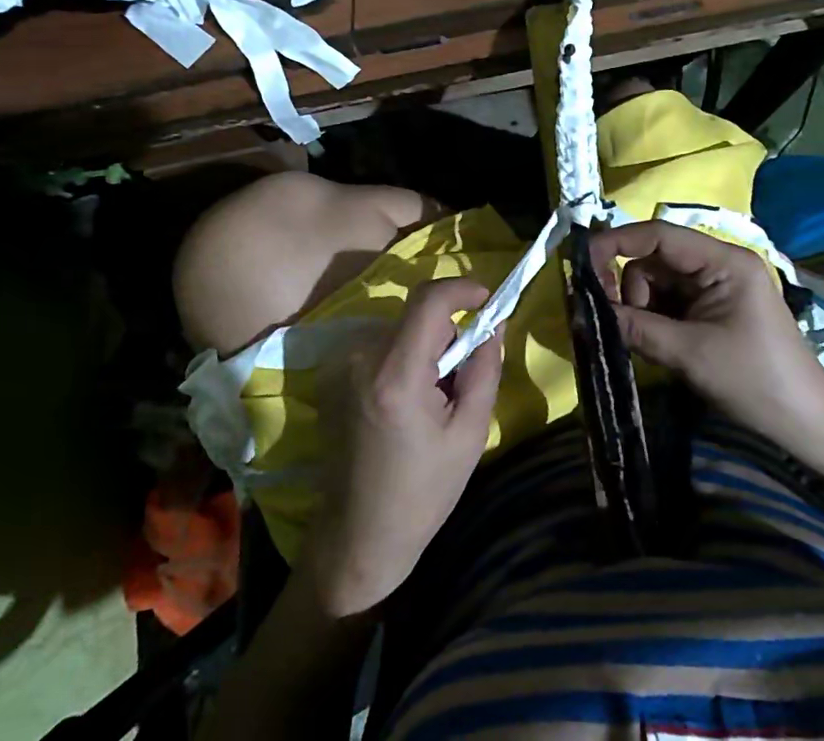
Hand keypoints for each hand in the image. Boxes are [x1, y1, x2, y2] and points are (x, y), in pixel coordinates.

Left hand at [301, 278, 503, 617]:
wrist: (358, 534)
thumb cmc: (423, 493)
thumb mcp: (469, 434)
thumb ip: (484, 369)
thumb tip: (492, 324)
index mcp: (395, 376)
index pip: (428, 301)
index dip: (462, 289)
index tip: (487, 299)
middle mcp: (359, 360)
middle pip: (415, 317)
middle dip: (448, 331)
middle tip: (466, 374)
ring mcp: (339, 367)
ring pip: (399, 331)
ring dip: (425, 348)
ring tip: (437, 398)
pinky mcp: (331, 378)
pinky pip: (380, 349)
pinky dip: (403, 359)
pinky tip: (408, 404)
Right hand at [589, 220, 823, 479]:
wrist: (804, 423)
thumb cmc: (755, 380)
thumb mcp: (689, 352)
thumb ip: (634, 326)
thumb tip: (583, 310)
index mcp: (723, 261)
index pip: (659, 235)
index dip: (616, 243)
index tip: (581, 264)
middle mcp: (717, 266)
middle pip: (652, 261)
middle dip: (631, 292)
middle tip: (623, 326)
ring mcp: (714, 289)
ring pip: (654, 285)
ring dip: (641, 311)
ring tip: (653, 347)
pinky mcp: (710, 311)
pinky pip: (666, 304)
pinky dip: (652, 321)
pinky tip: (658, 347)